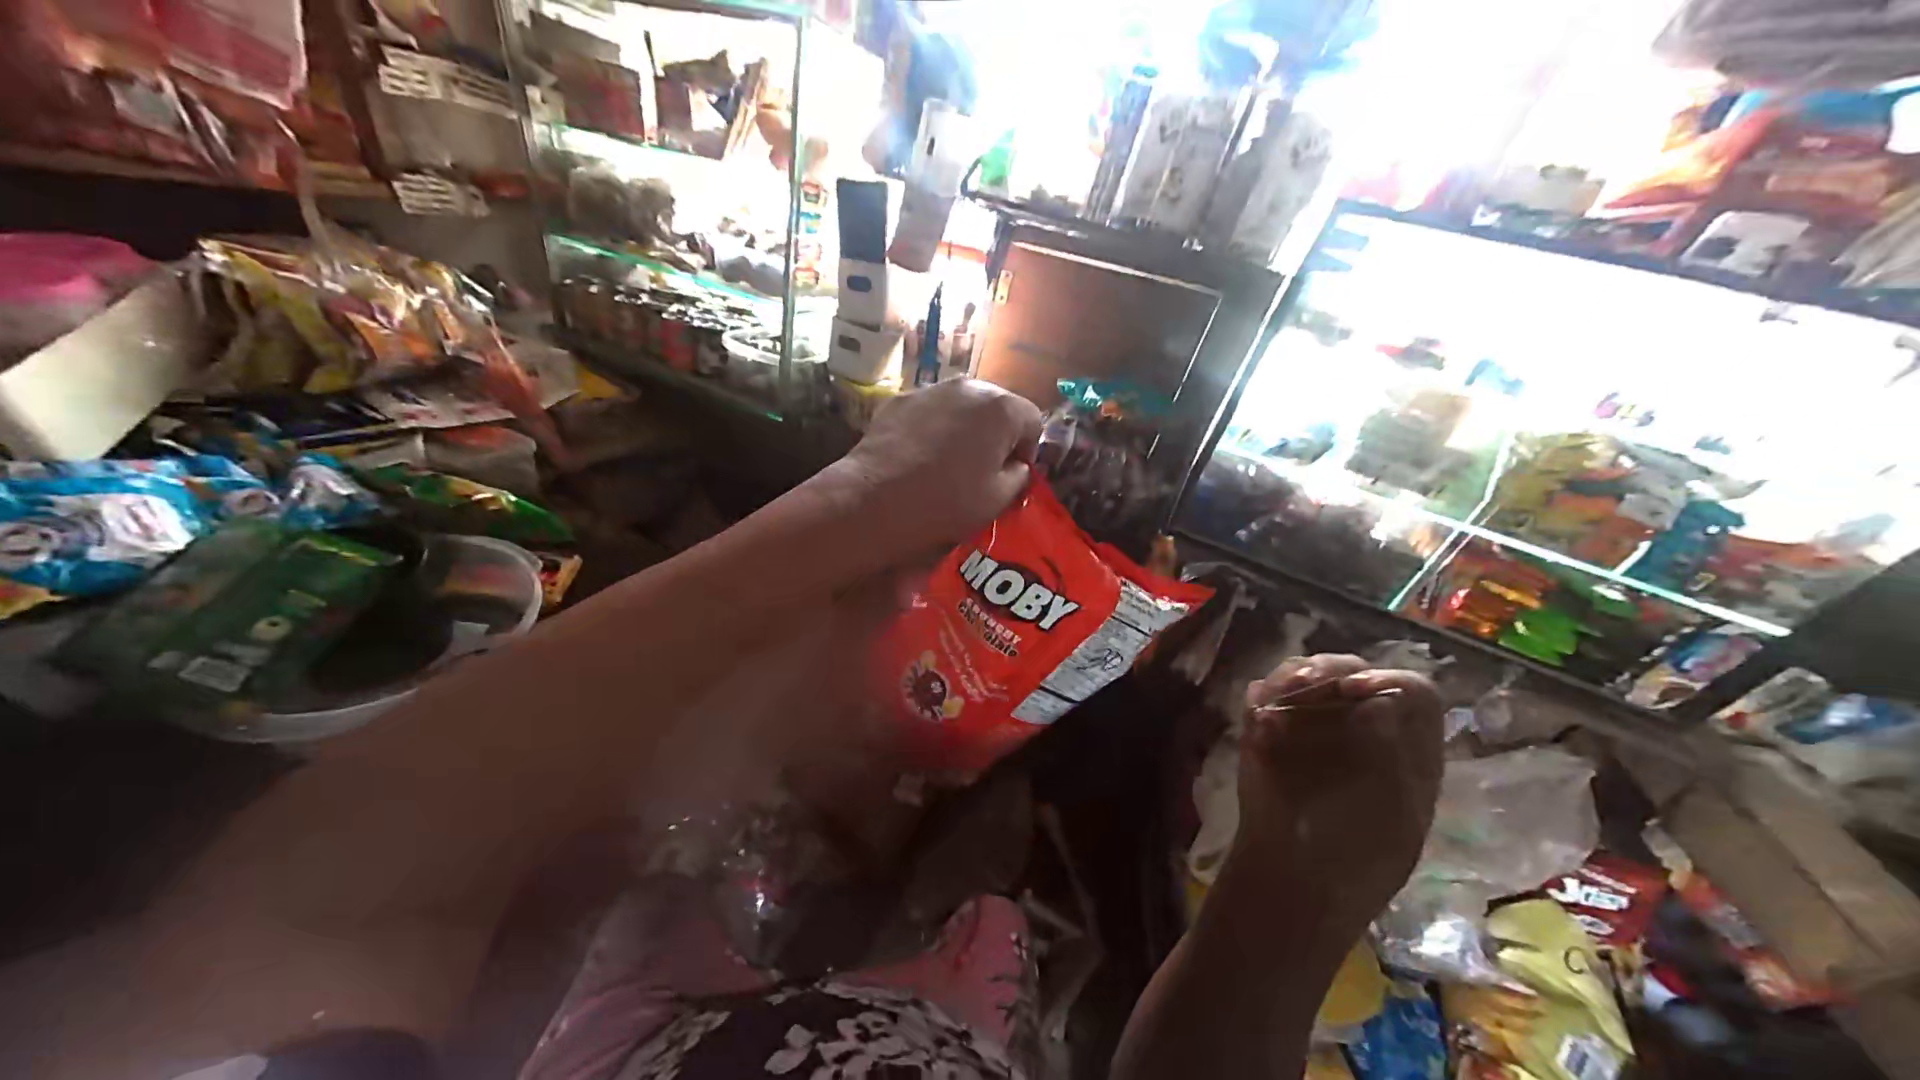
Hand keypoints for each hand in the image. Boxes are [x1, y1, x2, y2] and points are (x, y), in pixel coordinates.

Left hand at [822, 379, 1042, 562]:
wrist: (874, 500)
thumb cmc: (946, 502)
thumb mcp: (998, 499)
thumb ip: (1019, 475)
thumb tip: (1016, 465)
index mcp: (1002, 408)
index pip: (1032, 420)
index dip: (1028, 450)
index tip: (1013, 474)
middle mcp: (969, 386)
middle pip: (997, 407)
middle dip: (997, 434)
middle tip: (983, 469)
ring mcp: (931, 389)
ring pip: (962, 406)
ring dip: (965, 428)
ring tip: (950, 462)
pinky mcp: (900, 399)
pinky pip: (931, 411)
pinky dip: (934, 427)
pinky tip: (920, 456)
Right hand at [1226, 654, 1443, 933]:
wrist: (1298, 882)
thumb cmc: (1356, 859)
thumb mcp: (1396, 817)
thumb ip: (1393, 759)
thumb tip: (1379, 706)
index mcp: (1406, 747)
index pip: (1409, 691)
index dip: (1389, 681)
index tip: (1358, 693)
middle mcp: (1360, 726)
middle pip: (1354, 672)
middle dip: (1333, 671)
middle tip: (1309, 682)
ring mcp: (1313, 724)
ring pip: (1308, 675)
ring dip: (1293, 676)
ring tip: (1277, 694)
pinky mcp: (1271, 730)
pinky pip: (1267, 695)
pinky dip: (1264, 693)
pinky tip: (1261, 708)